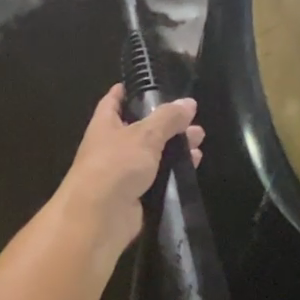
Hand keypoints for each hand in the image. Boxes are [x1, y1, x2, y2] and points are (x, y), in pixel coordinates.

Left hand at [54, 84, 203, 251]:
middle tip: (193, 118)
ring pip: (152, 154)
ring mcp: (123, 172)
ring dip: (174, 147)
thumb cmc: (116, 165)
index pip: (114, 100)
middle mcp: (112, 146)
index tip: (149, 83)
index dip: (129, 90)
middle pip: (141, 128)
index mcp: (105, 124)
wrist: (99, 217)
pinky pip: (157, 177)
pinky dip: (174, 171)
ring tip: (199, 140)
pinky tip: (194, 164)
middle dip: (166, 123)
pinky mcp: (135, 194)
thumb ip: (167, 118)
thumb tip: (188, 103)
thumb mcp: (144, 135)